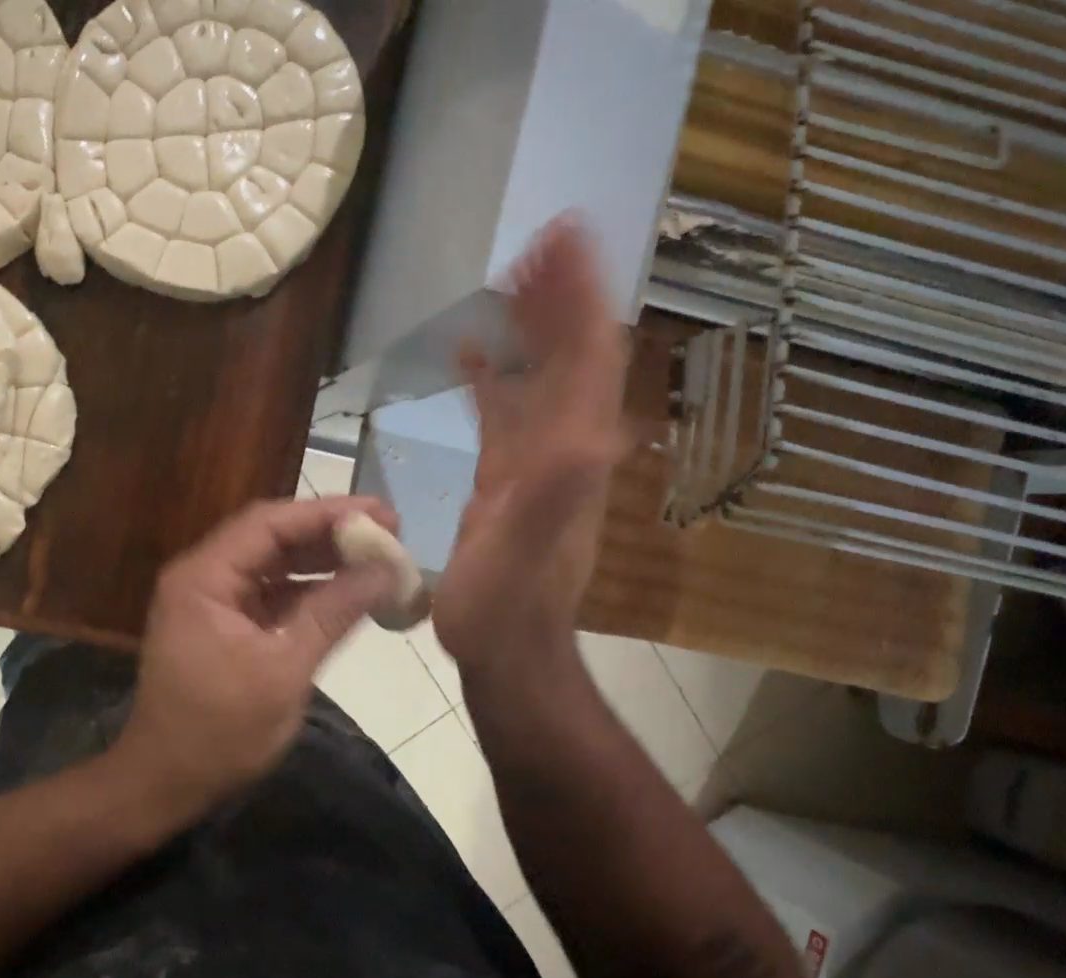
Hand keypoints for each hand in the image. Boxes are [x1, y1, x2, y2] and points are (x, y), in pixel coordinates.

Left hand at [115, 497, 399, 807]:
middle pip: (271, 538)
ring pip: (272, 565)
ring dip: (322, 562)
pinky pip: (269, 594)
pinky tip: (348, 593)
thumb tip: (385, 569)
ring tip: (379, 558)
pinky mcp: (222, 626)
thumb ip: (333, 613)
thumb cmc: (220, 731)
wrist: (165, 783)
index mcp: (203, 578)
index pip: (270, 523)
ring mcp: (211, 602)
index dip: (328, 512)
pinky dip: (307, 593)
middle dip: (330, 533)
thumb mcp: (284, 671)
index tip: (384, 514)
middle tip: (391, 533)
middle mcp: (202, 577)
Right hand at [433, 214, 633, 672]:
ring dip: (531, 328)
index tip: (566, 238)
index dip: (580, 297)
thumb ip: (558, 494)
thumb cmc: (505, 608)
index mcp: (571, 454)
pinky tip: (472, 353)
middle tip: (537, 243)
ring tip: (509, 280)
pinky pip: (505, 414)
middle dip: (559, 297)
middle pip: (570, 358)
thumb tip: (594, 427)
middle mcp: (564, 448)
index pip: (586, 360)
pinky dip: (493, 377)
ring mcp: (537, 464)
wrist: (507, 652)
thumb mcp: (526, 552)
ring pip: (541, 379)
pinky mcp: (508, 481)